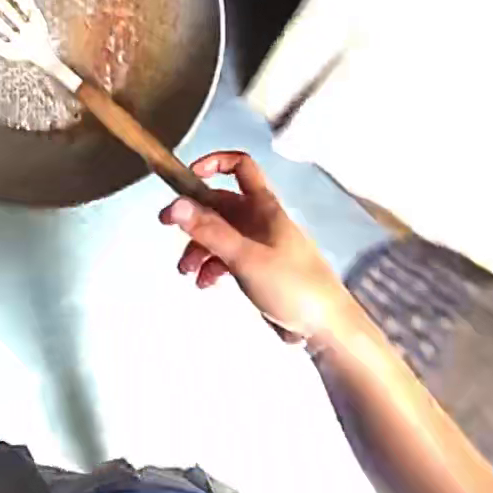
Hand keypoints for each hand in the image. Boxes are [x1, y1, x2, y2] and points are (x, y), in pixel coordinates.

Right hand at [161, 151, 358, 347]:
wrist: (327, 329)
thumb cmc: (291, 284)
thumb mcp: (245, 256)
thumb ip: (209, 231)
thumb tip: (174, 203)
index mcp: (263, 206)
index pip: (240, 166)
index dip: (215, 163)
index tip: (189, 177)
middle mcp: (260, 219)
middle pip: (221, 204)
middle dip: (193, 214)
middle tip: (166, 224)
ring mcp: (259, 244)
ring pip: (220, 233)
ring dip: (199, 246)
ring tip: (185, 270)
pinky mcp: (258, 269)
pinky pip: (227, 257)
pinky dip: (212, 266)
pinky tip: (205, 284)